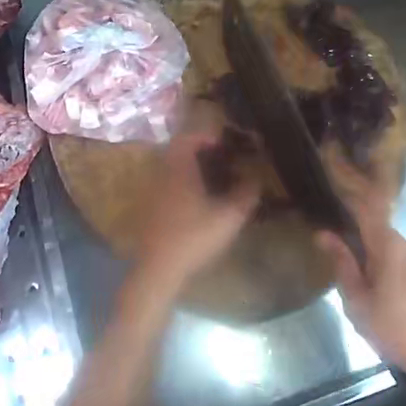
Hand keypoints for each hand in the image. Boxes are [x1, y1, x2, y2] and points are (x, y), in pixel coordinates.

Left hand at [129, 124, 259, 295]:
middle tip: (223, 160)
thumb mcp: (229, 217)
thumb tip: (256, 178)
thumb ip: (245, 194)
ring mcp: (152, 191)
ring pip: (172, 169)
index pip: (188, 138)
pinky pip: (167, 185)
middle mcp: (162, 174)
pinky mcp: (149, 208)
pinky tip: (199, 202)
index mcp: (178, 168)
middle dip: (200, 153)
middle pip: (178, 152)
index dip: (206, 137)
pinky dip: (183, 185)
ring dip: (191, 169)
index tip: (225, 144)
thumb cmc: (194, 237)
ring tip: (215, 180)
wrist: (158, 268)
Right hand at [315, 161, 405, 392]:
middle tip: (325, 228)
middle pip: (374, 224)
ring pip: (385, 244)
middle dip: (351, 224)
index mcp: (388, 244)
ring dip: (365, 248)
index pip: (366, 202)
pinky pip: (397, 258)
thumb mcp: (359, 302)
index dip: (349, 182)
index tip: (332, 163)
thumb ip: (342, 265)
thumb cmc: (400, 330)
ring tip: (342, 261)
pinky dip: (379, 261)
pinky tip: (369, 281)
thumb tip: (324, 234)